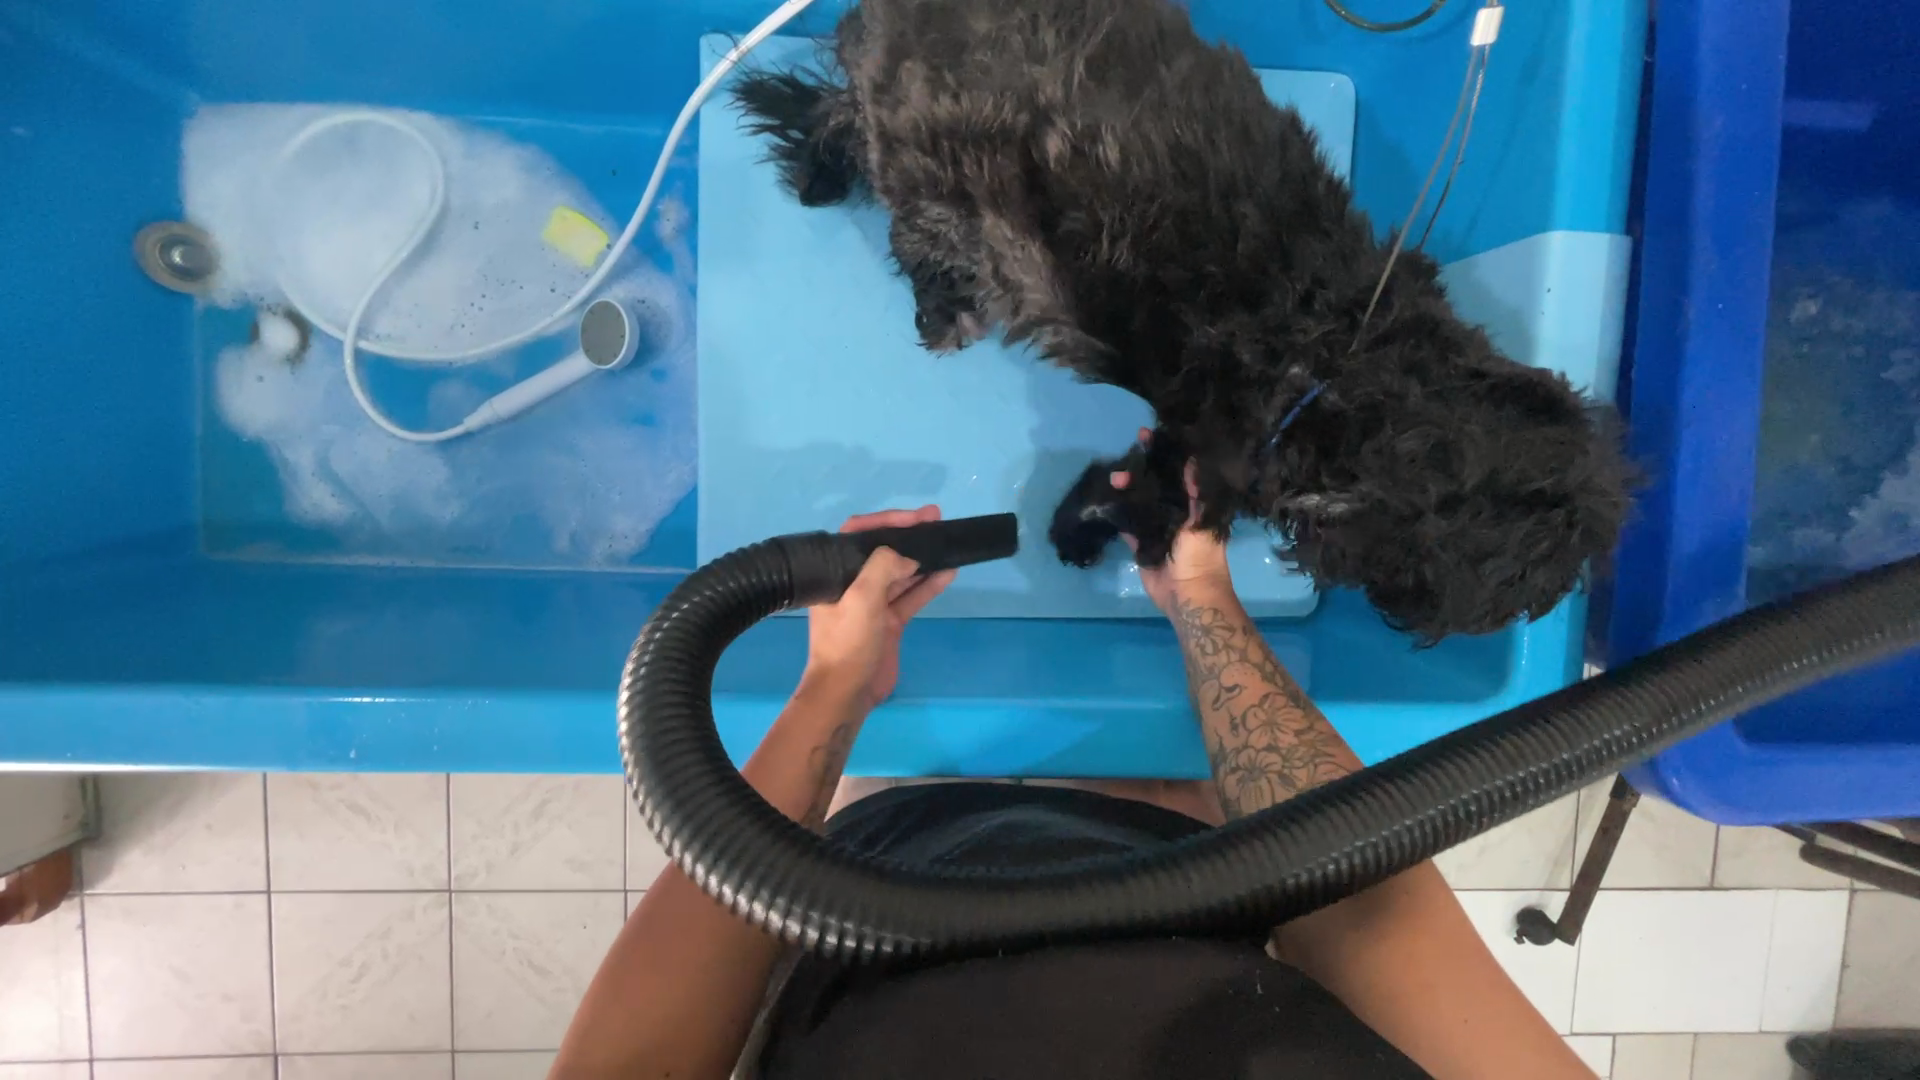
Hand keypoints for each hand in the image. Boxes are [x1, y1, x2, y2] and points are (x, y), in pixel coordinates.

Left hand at [803, 506, 957, 709]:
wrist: (847, 692)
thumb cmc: (847, 641)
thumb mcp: (861, 597)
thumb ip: (883, 567)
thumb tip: (906, 556)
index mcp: (835, 573)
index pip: (858, 534)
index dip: (886, 521)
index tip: (915, 518)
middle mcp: (852, 584)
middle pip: (883, 551)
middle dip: (909, 536)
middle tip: (936, 520)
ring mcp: (873, 604)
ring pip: (901, 574)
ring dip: (923, 559)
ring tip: (947, 542)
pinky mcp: (890, 622)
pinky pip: (912, 596)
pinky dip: (929, 585)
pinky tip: (949, 573)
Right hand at [1112, 428, 1233, 614]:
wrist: (1186, 595)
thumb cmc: (1200, 556)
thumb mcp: (1203, 520)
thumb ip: (1197, 492)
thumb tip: (1192, 459)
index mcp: (1194, 506)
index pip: (1178, 474)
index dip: (1164, 456)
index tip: (1147, 438)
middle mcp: (1175, 514)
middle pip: (1155, 487)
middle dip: (1140, 473)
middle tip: (1124, 463)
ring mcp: (1157, 529)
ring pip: (1139, 503)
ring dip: (1127, 491)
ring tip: (1114, 479)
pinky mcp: (1141, 545)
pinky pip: (1128, 525)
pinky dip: (1118, 513)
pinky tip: (1107, 499)